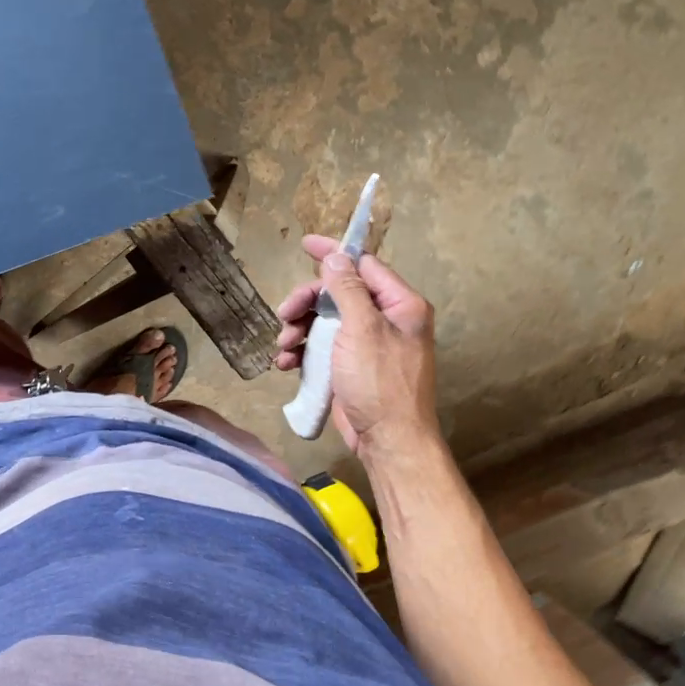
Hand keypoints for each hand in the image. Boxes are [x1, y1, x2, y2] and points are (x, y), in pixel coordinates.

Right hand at [274, 235, 438, 456]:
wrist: (388, 441)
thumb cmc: (380, 383)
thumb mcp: (362, 330)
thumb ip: (348, 289)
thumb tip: (335, 257)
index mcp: (400, 305)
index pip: (364, 265)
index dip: (333, 254)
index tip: (305, 244)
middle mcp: (386, 320)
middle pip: (338, 294)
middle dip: (307, 303)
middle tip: (284, 314)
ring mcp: (367, 345)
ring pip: (325, 321)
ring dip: (299, 329)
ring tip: (284, 347)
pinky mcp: (351, 367)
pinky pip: (322, 347)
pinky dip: (302, 352)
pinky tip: (286, 363)